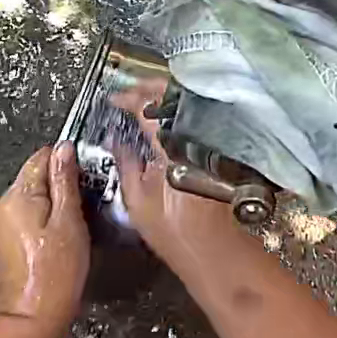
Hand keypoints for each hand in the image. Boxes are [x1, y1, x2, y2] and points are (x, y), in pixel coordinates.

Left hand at [0, 144, 89, 327]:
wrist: (32, 317)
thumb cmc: (57, 270)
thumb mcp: (70, 221)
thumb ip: (65, 181)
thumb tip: (64, 148)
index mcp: (16, 196)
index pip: (40, 158)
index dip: (65, 165)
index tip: (82, 182)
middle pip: (31, 180)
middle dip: (56, 189)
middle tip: (78, 212)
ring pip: (25, 201)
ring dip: (45, 208)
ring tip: (65, 231)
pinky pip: (17, 221)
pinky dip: (33, 225)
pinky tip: (48, 244)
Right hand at [114, 95, 255, 271]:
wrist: (216, 250)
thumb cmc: (175, 232)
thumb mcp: (137, 200)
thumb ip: (125, 162)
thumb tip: (116, 138)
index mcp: (172, 147)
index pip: (148, 108)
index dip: (128, 98)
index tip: (114, 99)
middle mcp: (196, 137)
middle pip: (175, 94)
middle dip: (149, 87)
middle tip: (130, 92)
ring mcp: (212, 140)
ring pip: (191, 101)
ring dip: (167, 95)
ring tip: (145, 100)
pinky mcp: (221, 147)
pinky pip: (200, 116)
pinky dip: (182, 110)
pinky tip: (168, 118)